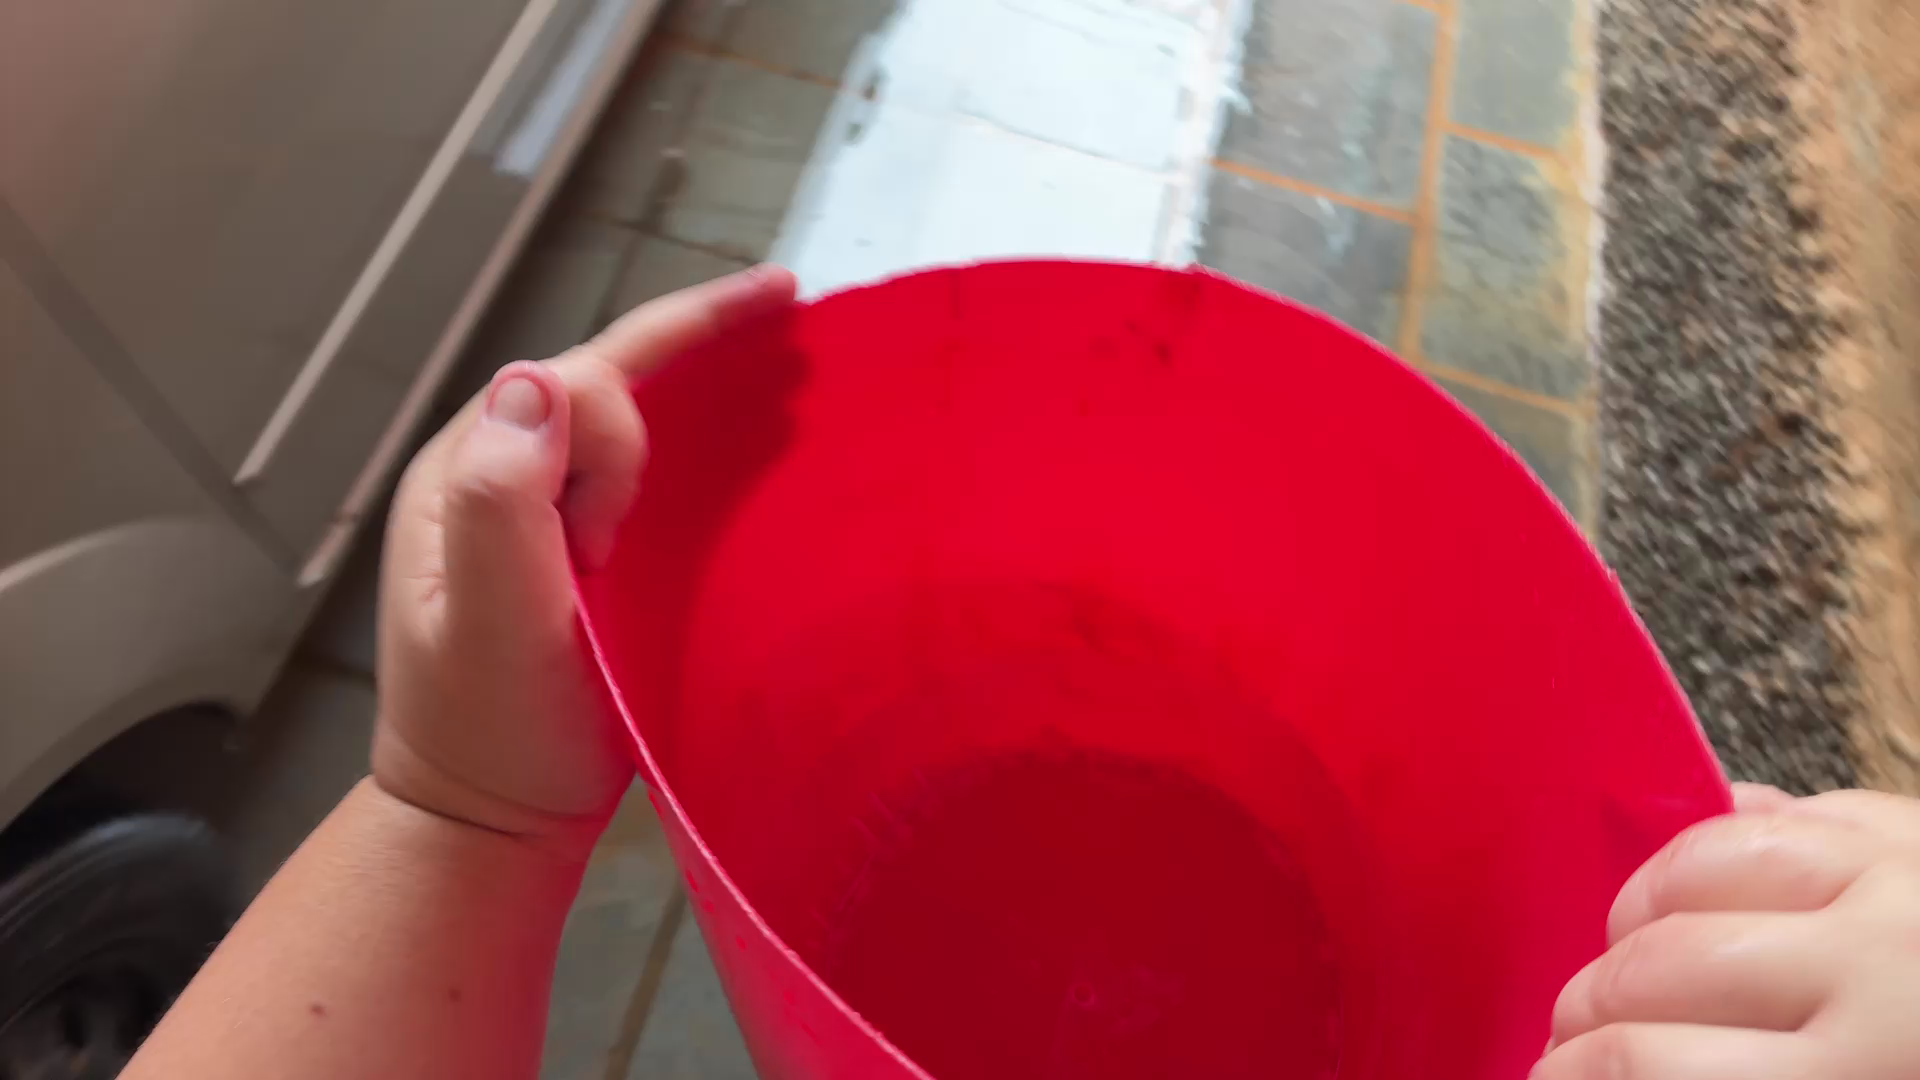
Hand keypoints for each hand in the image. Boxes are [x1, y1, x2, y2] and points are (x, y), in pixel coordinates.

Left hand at [371, 265, 797, 860]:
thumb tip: (538, 381)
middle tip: (786, 307)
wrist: (500, 810)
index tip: (621, 531)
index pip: (572, 385)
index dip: (623, 426)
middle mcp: (516, 468)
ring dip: (714, 371)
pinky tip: (759, 430)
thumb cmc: (496, 729)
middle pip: (615, 374)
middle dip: (699, 339)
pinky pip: (663, 465)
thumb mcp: (489, 624)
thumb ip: (498, 503)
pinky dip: (714, 436)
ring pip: (644, 411)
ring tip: (788, 342)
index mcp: (476, 469)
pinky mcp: (603, 542)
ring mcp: (561, 504)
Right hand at [1537, 783, 1919, 1078]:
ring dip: (1621, 934)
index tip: (1547, 1079)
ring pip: (1677, 887)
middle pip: (1648, 976)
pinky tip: (1667, 898)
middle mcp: (1886, 976)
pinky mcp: (1902, 829)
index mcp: (1888, 1075)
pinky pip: (1743, 827)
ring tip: (1612, 970)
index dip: (1574, 1074)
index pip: (1656, 1070)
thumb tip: (1628, 1070)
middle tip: (1566, 1044)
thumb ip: (1775, 1071)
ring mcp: (1894, 885)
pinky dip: (1682, 863)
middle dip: (1581, 1012)